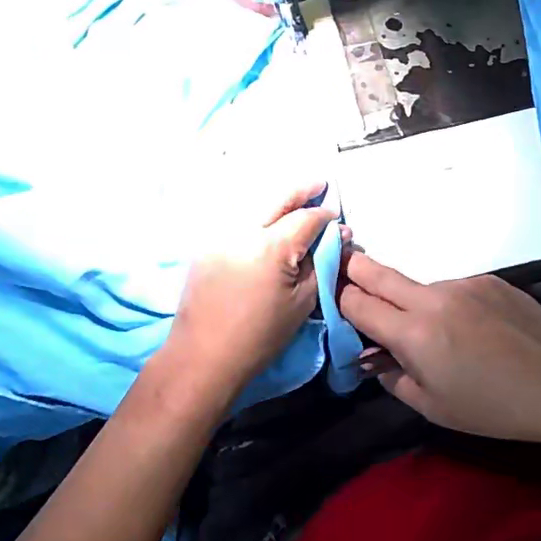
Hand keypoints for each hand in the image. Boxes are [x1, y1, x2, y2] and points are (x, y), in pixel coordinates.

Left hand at [161, 183, 336, 397]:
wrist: (203, 356)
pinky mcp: (205, 243)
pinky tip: (263, 213)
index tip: (337, 220)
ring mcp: (219, 234)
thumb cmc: (260, 336)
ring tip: (292, 197)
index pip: (306, 218)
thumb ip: (321, 262)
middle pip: (276, 197)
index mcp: (272, 247)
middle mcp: (243, 231)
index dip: (325, 215)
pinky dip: (252, 207)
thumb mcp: (303, 302)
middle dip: (301, 189)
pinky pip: (232, 215)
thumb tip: (336, 236)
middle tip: (319, 184)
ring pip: (251, 200)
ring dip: (274, 195)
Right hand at [336, 253, 540, 443]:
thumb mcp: (432, 407)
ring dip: (415, 302)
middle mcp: (432, 298)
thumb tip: (374, 358)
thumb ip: (393, 377)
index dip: (339, 300)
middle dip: (354, 270)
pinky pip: (456, 289)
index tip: (333, 301)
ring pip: (420, 286)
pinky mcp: (488, 279)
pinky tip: (476, 330)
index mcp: (413, 333)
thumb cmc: (491, 406)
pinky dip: (452, 305)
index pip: (357, 302)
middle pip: (378, 272)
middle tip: (343, 268)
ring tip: (444, 335)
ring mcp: (462, 283)